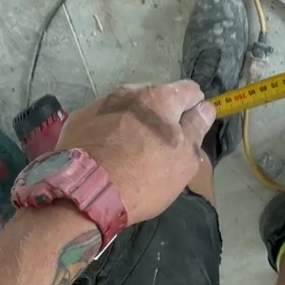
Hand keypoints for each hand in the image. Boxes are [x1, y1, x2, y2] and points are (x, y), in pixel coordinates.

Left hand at [57, 80, 214, 222]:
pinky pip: (103, 119)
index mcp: (160, 97)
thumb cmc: (143, 177)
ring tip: (129, 152)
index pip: (189, 90)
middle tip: (159, 148)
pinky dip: (108, 130)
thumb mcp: (183, 160)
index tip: (190, 131)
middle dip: (162, 116)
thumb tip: (206, 107)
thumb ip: (196, 128)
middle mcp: (130, 92)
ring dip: (134, 122)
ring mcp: (101, 103)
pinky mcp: (78, 119)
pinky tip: (106, 154)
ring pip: (127, 107)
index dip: (195, 109)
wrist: (82, 195)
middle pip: (156, 97)